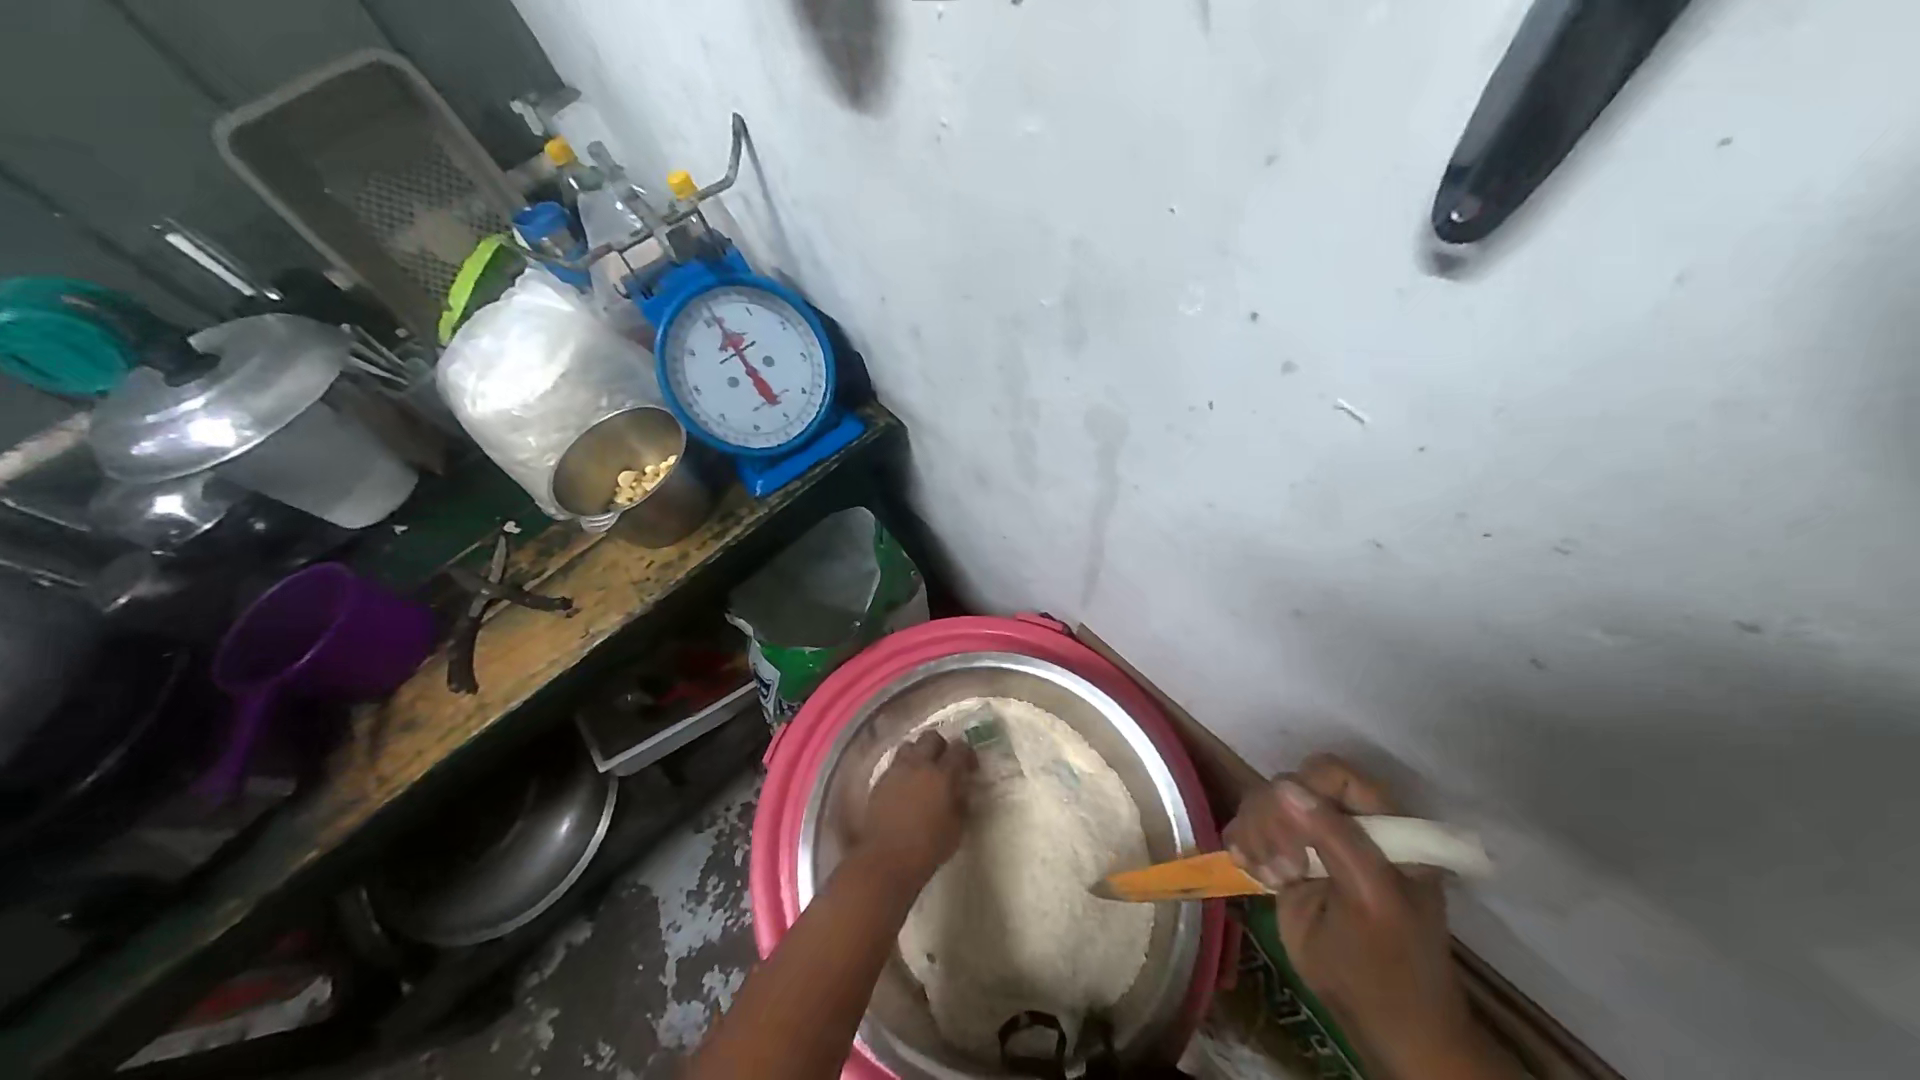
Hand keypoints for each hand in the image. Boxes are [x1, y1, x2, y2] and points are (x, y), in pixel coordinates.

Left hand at [857, 731, 977, 882]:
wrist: (887, 859)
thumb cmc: (928, 848)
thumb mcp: (957, 828)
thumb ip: (962, 802)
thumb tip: (961, 789)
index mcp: (943, 775)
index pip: (959, 749)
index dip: (967, 754)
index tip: (969, 767)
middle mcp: (919, 765)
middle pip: (931, 737)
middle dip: (941, 746)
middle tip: (945, 763)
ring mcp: (897, 770)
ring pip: (909, 745)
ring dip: (919, 753)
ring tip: (923, 770)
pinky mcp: (880, 780)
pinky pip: (895, 763)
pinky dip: (903, 768)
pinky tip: (906, 785)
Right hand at [1225, 755, 1510, 1079]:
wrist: (1379, 1022)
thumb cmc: (1389, 963)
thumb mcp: (1372, 898)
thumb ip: (1335, 837)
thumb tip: (1285, 785)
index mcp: (1384, 823)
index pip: (1334, 774)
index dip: (1307, 791)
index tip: (1297, 835)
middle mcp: (1344, 822)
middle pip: (1289, 784)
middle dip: (1276, 820)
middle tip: (1286, 867)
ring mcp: (1311, 841)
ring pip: (1263, 803)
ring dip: (1257, 833)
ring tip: (1272, 873)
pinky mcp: (1283, 859)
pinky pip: (1248, 828)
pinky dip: (1243, 843)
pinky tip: (1253, 870)